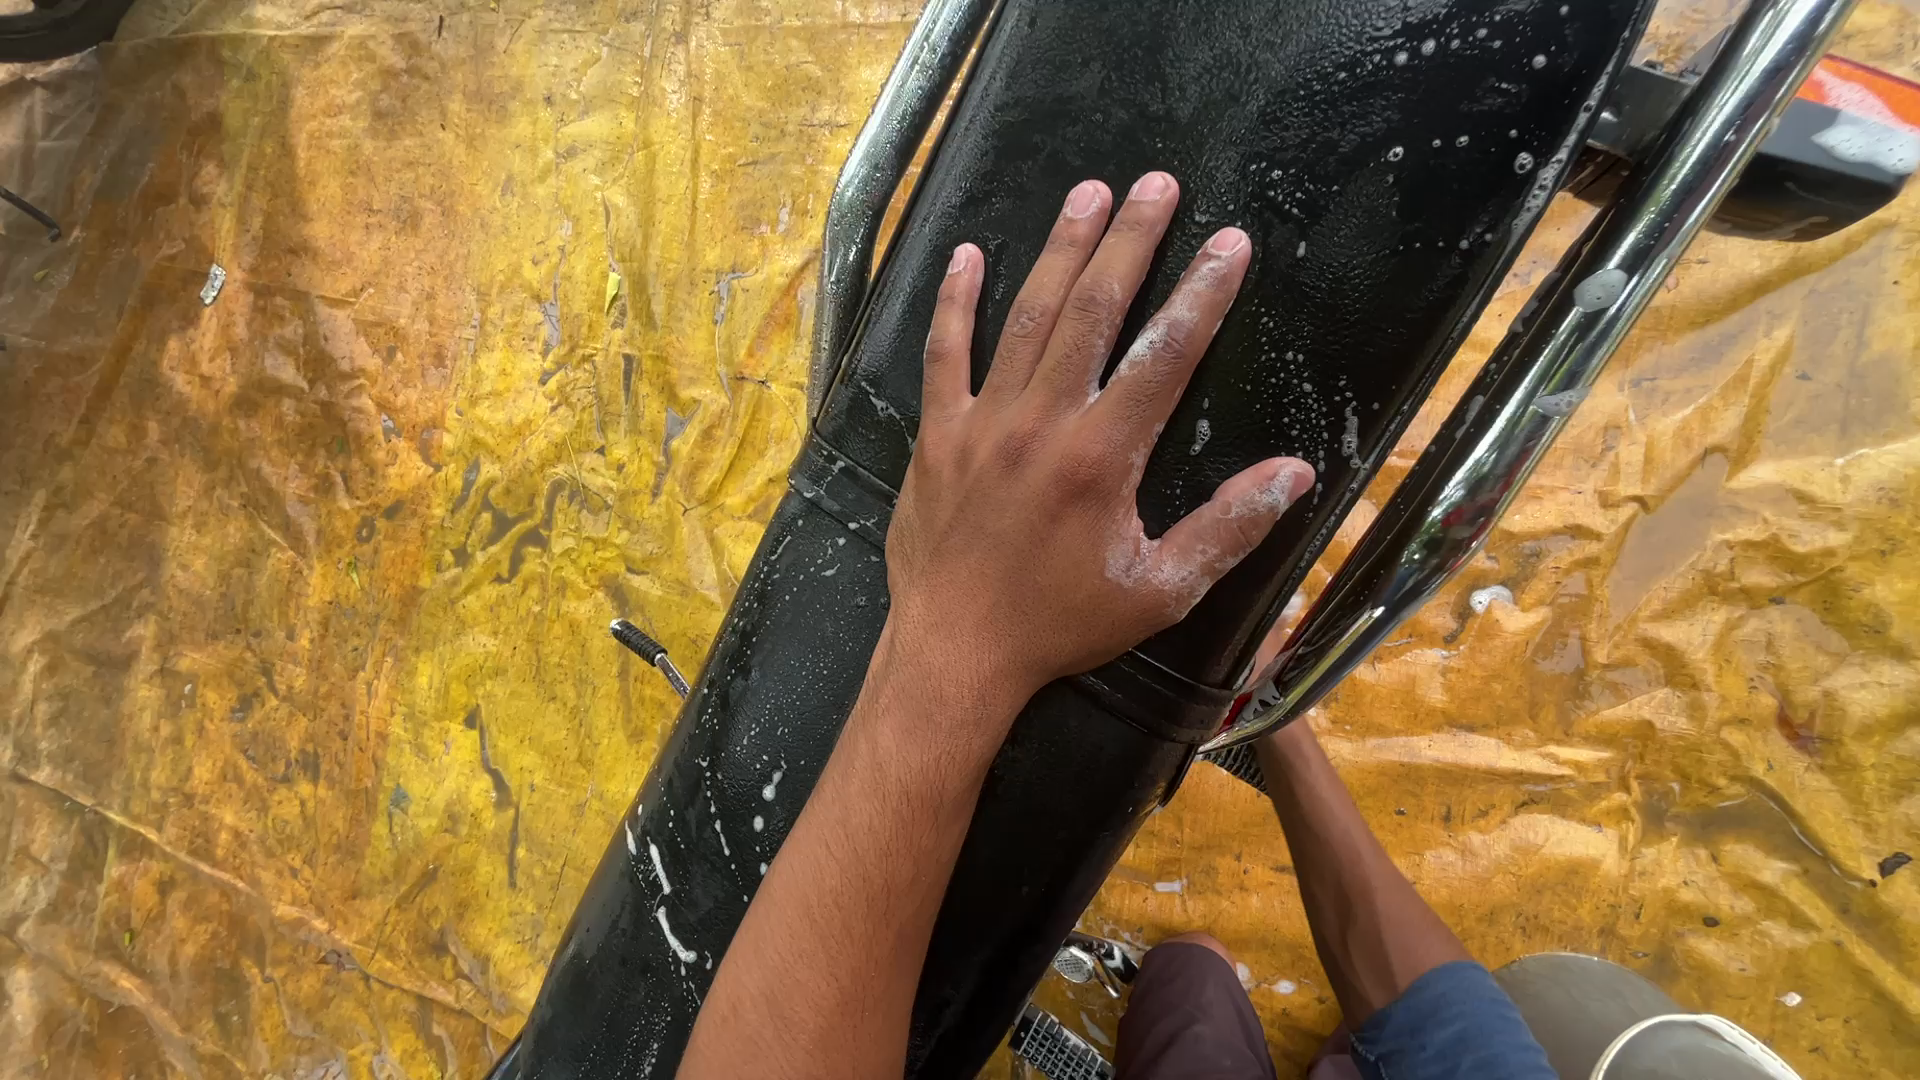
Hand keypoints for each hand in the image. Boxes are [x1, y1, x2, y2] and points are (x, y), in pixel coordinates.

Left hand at [884, 172, 1315, 702]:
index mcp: (1101, 457)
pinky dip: (954, 304)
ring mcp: (982, 423)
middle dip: (1129, 243)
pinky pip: (943, 356)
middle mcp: (1042, 423)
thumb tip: (1292, 475)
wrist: (956, 648)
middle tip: (1155, 185)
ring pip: (1025, 319)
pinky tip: (965, 257)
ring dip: (1058, 252)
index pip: (1164, 354)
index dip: (1202, 293)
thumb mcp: (1158, 593)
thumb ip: (1226, 530)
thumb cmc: (1058, 626)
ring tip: (1086, 195)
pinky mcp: (938, 436)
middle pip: (1093, 312)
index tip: (1227, 242)